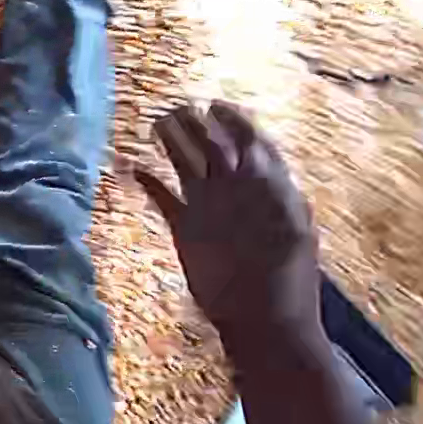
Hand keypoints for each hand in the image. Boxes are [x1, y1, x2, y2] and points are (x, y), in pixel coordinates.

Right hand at [132, 102, 323, 352]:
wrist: (264, 320)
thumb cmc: (284, 279)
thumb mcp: (288, 226)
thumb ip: (268, 188)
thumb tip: (251, 150)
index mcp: (265, 188)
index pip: (248, 143)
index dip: (233, 122)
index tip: (213, 103)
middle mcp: (234, 193)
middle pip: (213, 149)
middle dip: (197, 126)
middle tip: (176, 109)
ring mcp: (207, 211)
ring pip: (187, 168)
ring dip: (172, 146)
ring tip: (155, 125)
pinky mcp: (185, 230)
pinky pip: (164, 200)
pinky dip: (150, 184)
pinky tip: (134, 170)